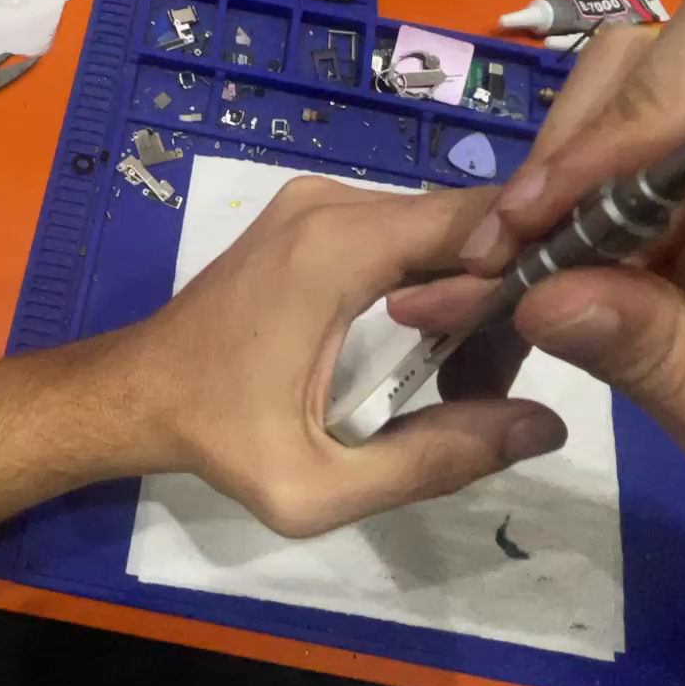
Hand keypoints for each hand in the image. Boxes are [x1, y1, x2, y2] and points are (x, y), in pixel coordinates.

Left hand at [121, 177, 567, 537]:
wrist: (140, 388)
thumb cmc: (218, 435)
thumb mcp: (319, 483)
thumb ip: (434, 460)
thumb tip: (542, 426)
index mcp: (335, 247)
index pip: (480, 220)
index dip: (531, 269)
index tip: (544, 342)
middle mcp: (328, 203)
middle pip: (460, 224)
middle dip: (497, 294)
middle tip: (490, 383)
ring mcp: (313, 201)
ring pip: (430, 228)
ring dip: (461, 291)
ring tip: (454, 377)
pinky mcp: (305, 216)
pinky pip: (392, 232)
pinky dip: (422, 277)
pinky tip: (416, 342)